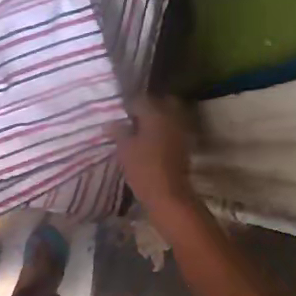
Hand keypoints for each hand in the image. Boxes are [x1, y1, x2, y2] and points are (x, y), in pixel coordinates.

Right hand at [105, 96, 201, 215]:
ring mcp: (181, 130)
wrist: (169, 195)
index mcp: (155, 113)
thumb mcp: (124, 149)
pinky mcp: (185, 144)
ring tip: (140, 131)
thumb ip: (118, 132)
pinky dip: (163, 131)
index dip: (127, 107)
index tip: (118, 115)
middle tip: (132, 120)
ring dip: (156, 119)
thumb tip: (110, 123)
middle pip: (158, 103)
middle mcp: (171, 116)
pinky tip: (151, 141)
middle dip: (146, 108)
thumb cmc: (143, 169)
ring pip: (168, 115)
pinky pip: (173, 129)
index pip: (139, 100)